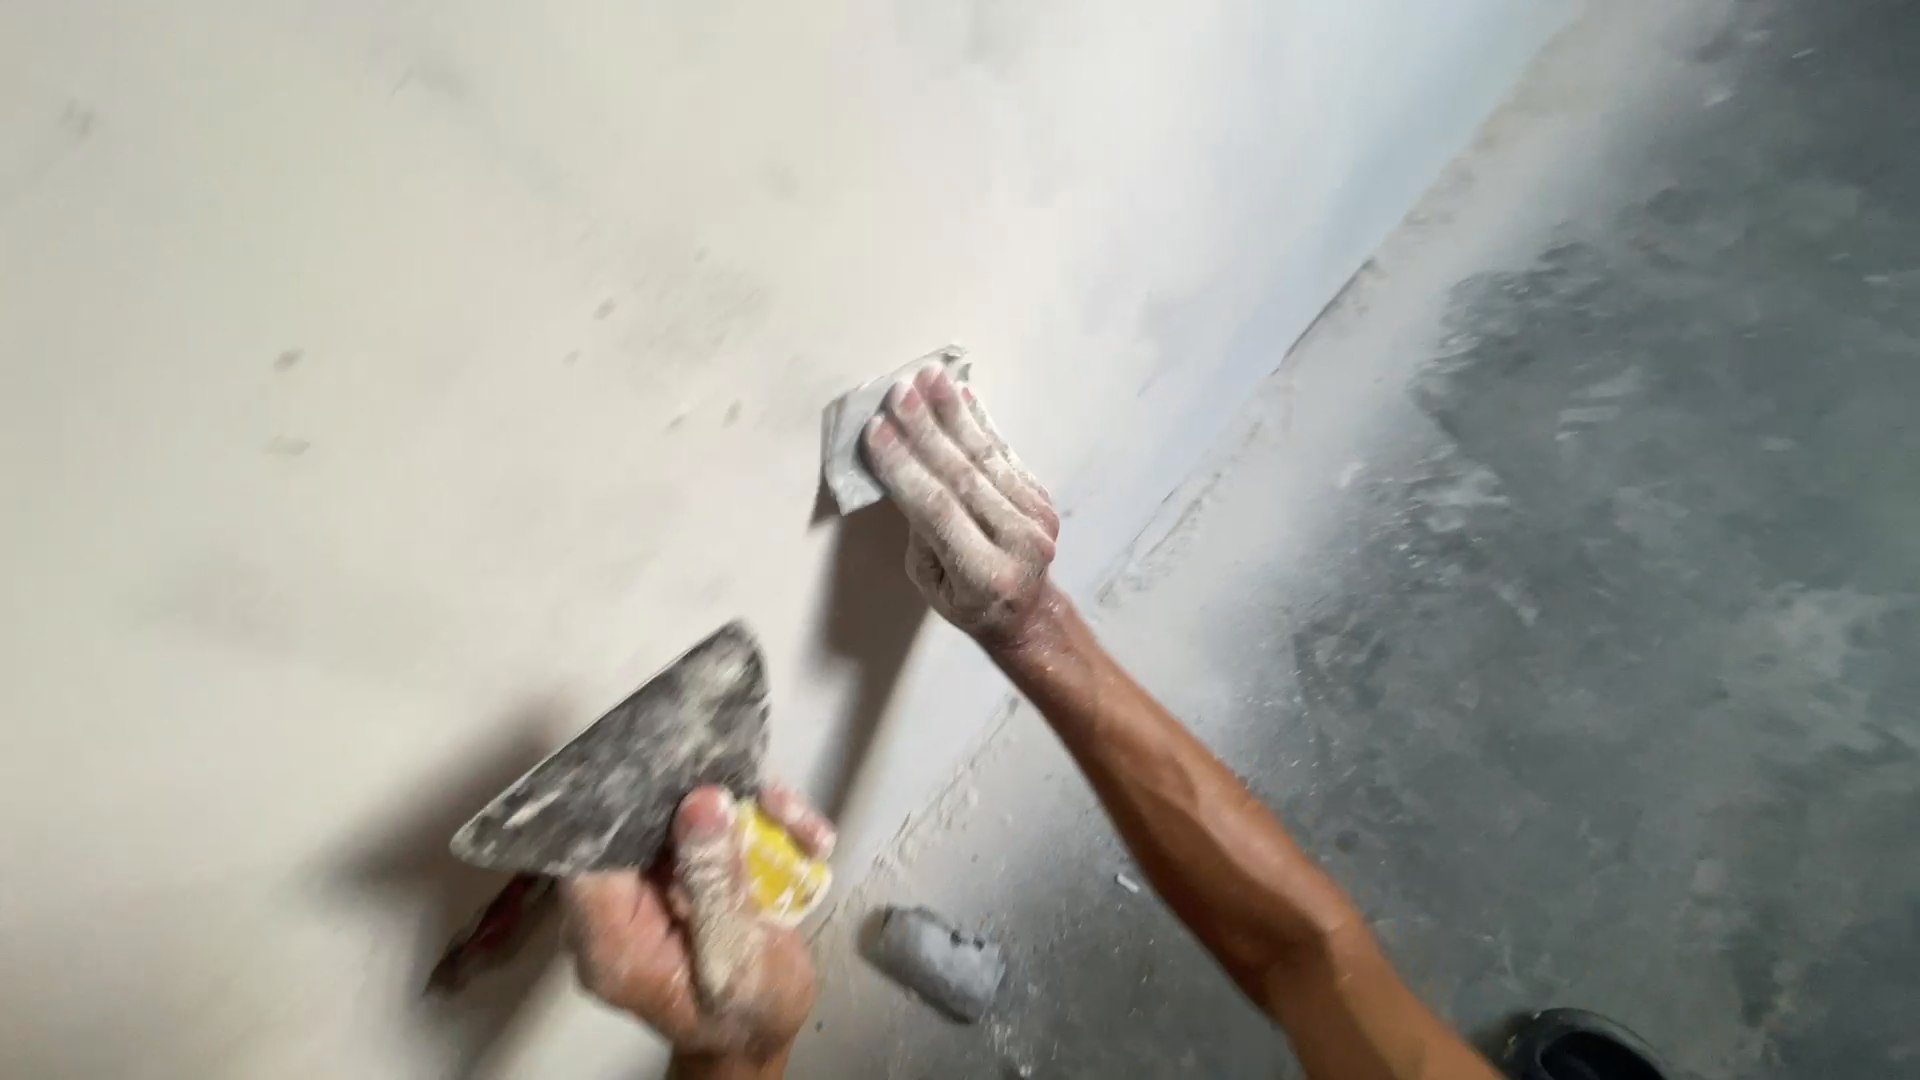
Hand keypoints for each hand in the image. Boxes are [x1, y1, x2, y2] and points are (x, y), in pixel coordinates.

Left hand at [561, 784, 835, 1071]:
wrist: (764, 1029)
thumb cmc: (743, 1012)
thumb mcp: (734, 960)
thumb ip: (715, 887)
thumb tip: (700, 803)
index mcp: (613, 935)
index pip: (590, 855)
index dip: (618, 806)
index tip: (669, 768)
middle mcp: (629, 897)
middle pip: (648, 818)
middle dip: (707, 794)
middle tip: (761, 794)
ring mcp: (666, 876)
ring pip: (696, 809)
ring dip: (757, 808)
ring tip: (800, 830)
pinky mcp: (701, 863)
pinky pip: (729, 820)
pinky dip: (773, 820)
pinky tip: (809, 841)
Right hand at [861, 364, 1060, 643]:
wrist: (1027, 611)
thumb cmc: (967, 602)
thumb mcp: (930, 582)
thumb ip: (924, 531)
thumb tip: (911, 467)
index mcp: (986, 576)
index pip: (937, 510)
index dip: (906, 467)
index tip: (878, 430)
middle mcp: (1019, 543)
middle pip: (964, 476)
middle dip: (927, 430)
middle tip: (900, 392)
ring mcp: (1036, 517)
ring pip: (986, 457)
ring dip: (954, 414)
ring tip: (930, 378)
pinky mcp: (1042, 497)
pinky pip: (1005, 453)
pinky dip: (982, 422)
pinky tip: (963, 396)